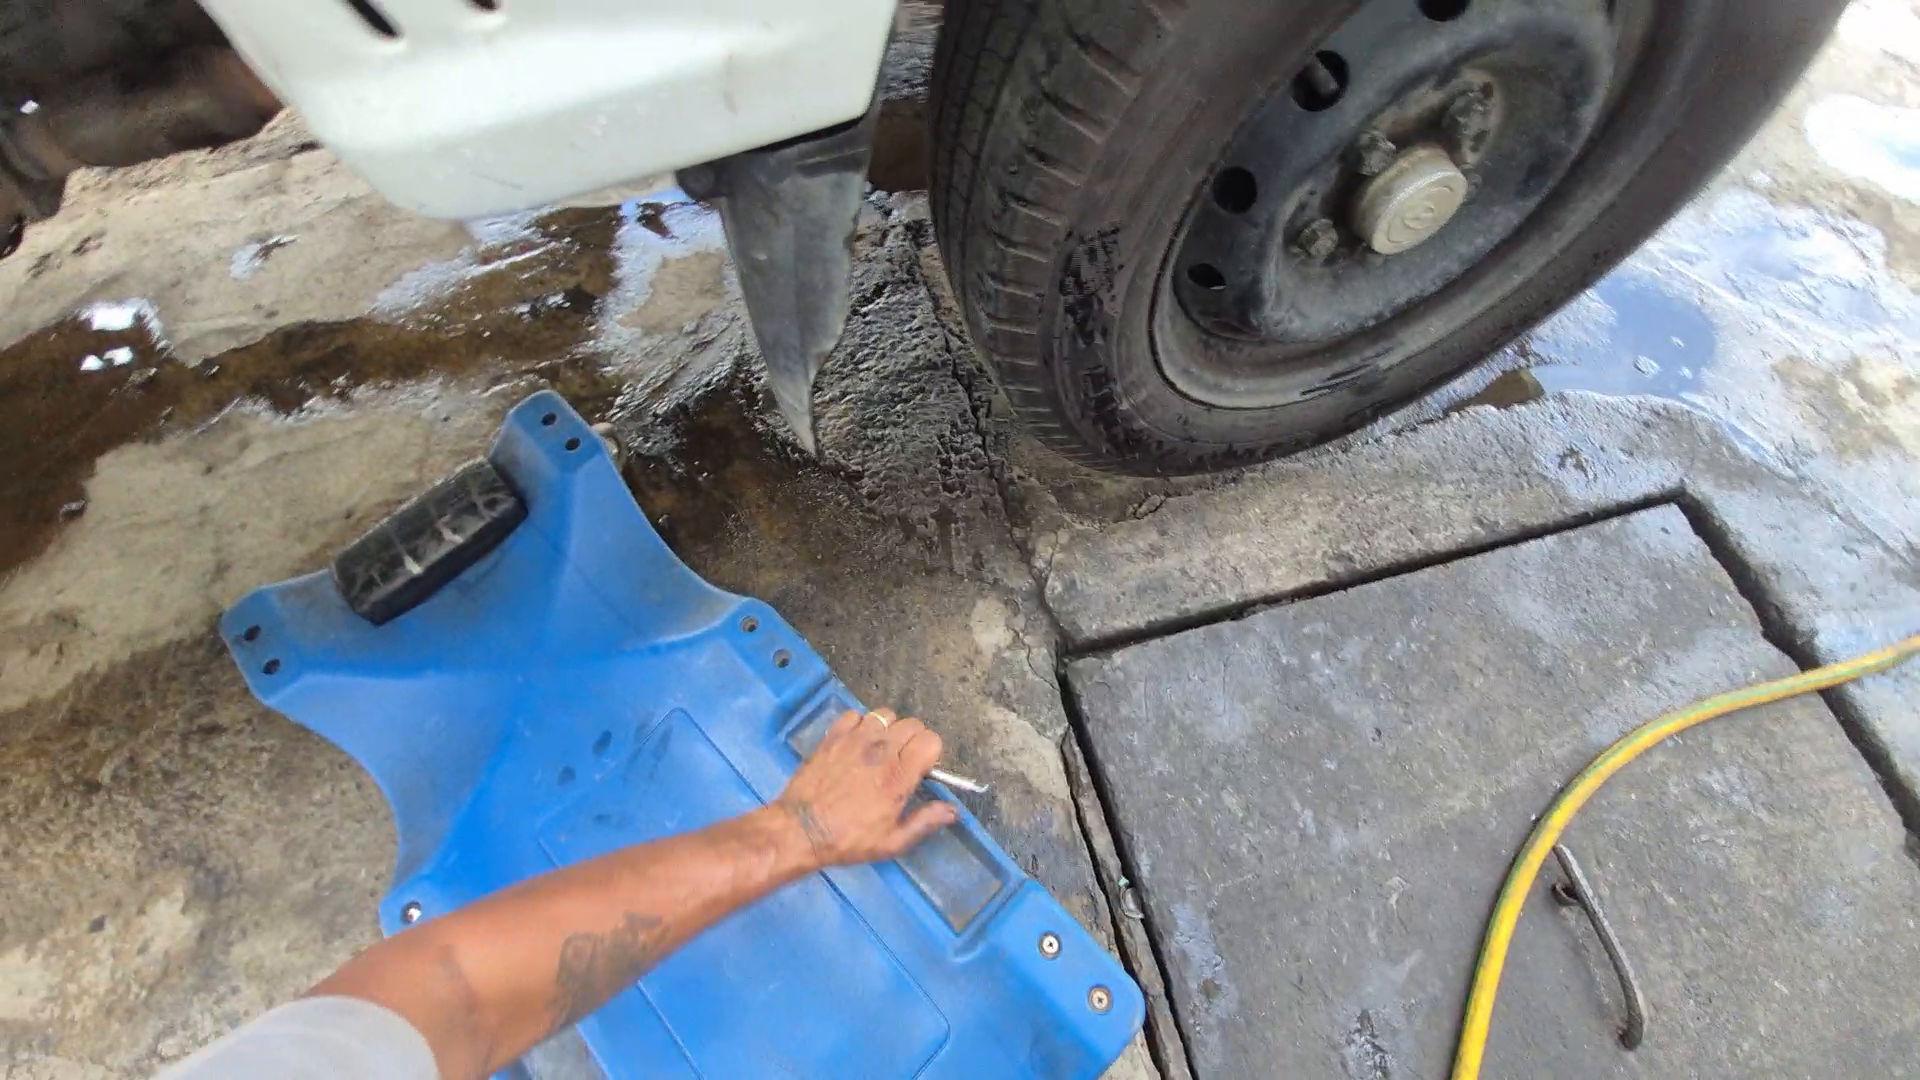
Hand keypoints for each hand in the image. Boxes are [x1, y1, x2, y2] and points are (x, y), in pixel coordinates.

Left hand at [773, 708, 959, 868]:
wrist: (800, 830)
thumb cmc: (848, 840)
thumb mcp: (892, 842)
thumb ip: (925, 822)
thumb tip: (952, 810)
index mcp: (899, 776)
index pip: (931, 740)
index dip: (930, 752)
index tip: (921, 768)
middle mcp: (881, 750)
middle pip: (912, 724)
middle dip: (913, 739)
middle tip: (901, 760)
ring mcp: (856, 739)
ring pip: (886, 715)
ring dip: (888, 729)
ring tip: (878, 748)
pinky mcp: (834, 735)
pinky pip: (856, 714)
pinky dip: (859, 724)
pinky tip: (855, 743)